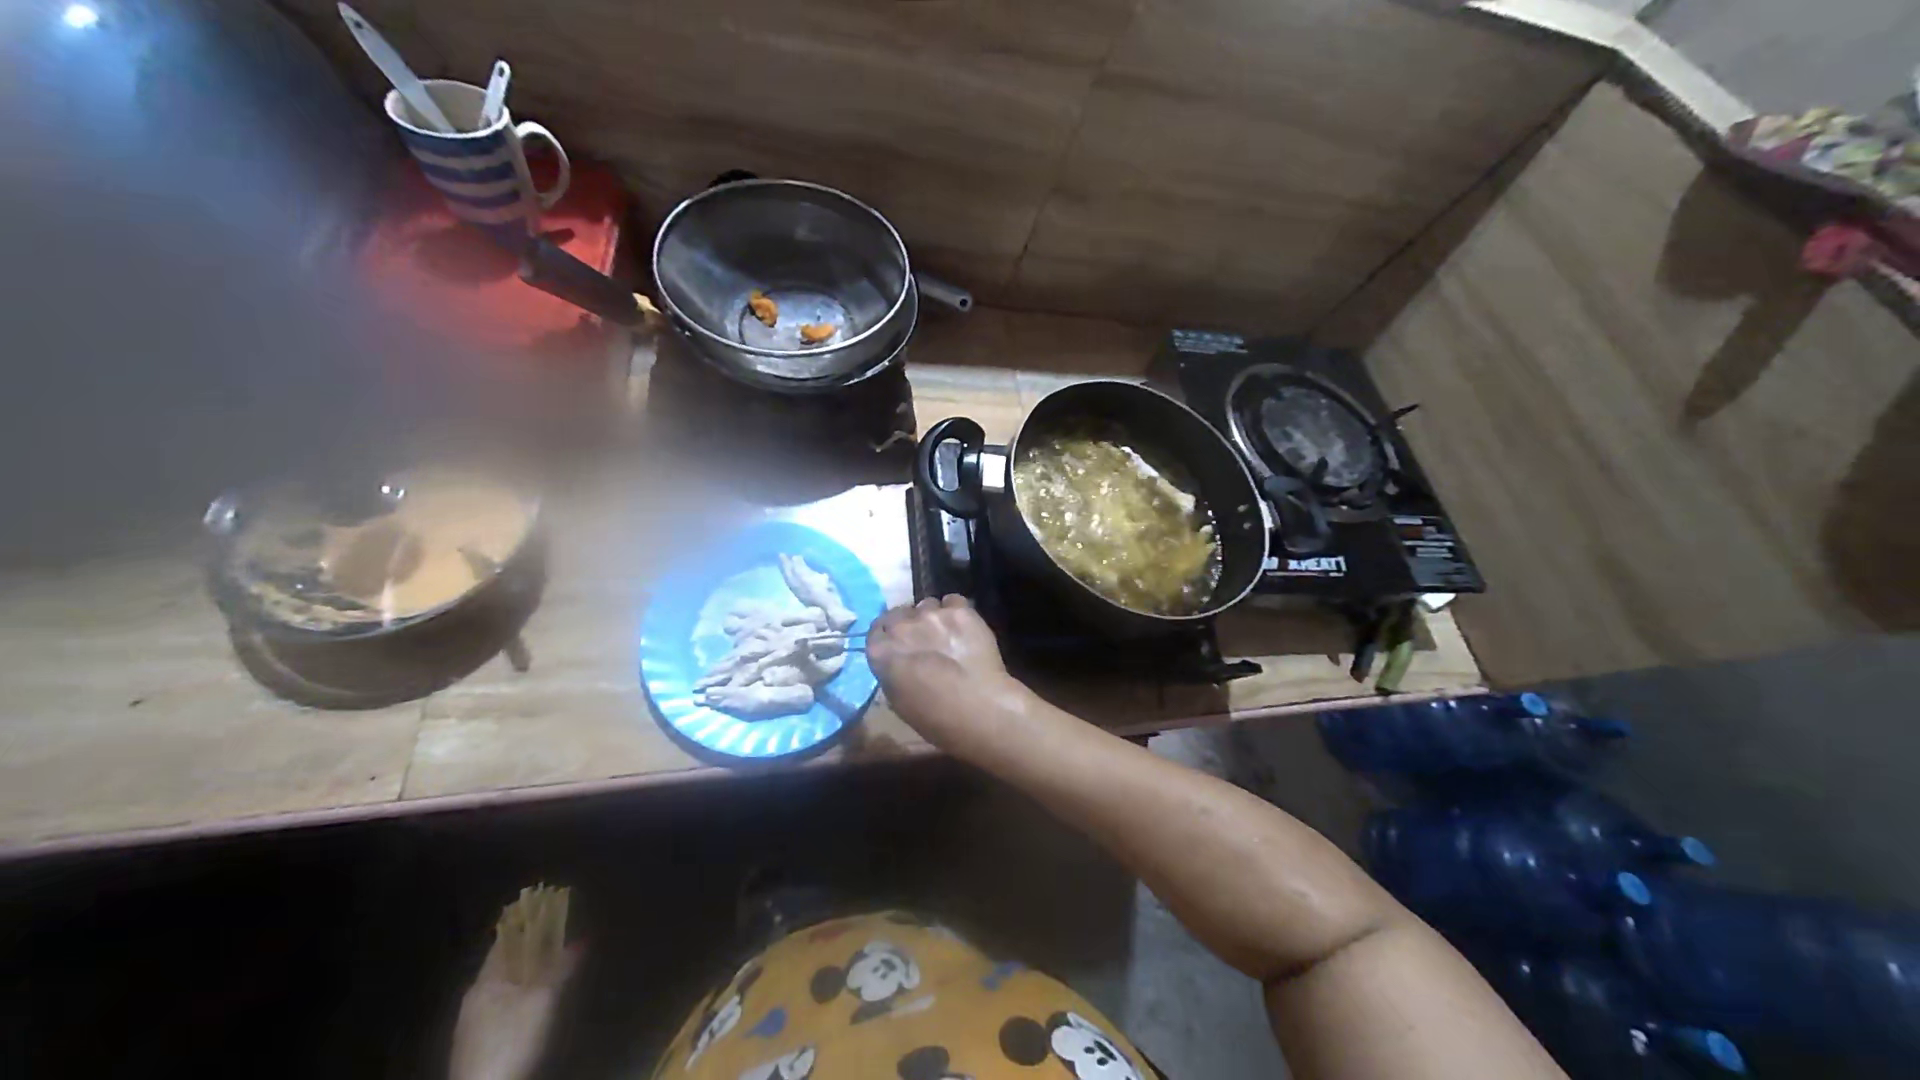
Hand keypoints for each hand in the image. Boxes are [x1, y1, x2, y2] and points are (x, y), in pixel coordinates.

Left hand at [449, 930, 582, 1079]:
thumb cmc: (511, 1040)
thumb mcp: (543, 1001)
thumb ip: (561, 968)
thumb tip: (583, 939)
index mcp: (485, 981)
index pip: (505, 940)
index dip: (527, 924)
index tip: (548, 910)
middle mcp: (474, 996)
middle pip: (505, 963)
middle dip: (530, 949)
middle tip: (557, 938)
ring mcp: (472, 1021)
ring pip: (503, 985)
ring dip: (526, 973)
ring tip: (551, 967)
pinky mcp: (476, 1042)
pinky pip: (501, 1005)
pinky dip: (519, 994)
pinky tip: (534, 1003)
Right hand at [868, 596, 1019, 745]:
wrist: (978, 707)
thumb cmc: (934, 717)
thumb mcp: (898, 700)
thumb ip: (892, 671)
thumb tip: (899, 662)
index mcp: (880, 651)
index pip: (877, 629)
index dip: (889, 635)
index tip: (899, 643)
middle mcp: (901, 626)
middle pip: (900, 613)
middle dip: (909, 623)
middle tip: (924, 639)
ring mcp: (931, 614)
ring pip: (927, 605)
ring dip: (933, 617)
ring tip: (948, 634)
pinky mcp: (960, 610)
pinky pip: (954, 601)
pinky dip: (956, 611)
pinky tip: (965, 627)